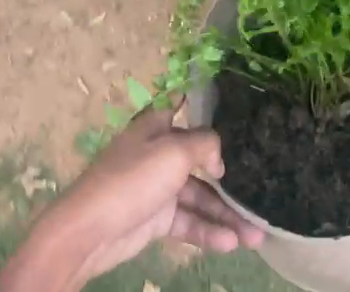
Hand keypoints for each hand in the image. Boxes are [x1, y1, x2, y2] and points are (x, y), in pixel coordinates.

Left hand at [0, 107, 264, 291]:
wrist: (90, 230)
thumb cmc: (133, 179)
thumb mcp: (174, 152)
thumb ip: (204, 145)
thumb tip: (219, 159)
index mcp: (156, 126)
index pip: (181, 106)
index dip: (202, 105)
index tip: (230, 109)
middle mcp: (158, 153)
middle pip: (199, 161)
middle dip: (228, 180)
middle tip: (259, 195)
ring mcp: (157, 188)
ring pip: (199, 197)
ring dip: (226, 215)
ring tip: (256, 236)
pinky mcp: (156, 219)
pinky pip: (188, 222)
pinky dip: (208, 231)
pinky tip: (231, 243)